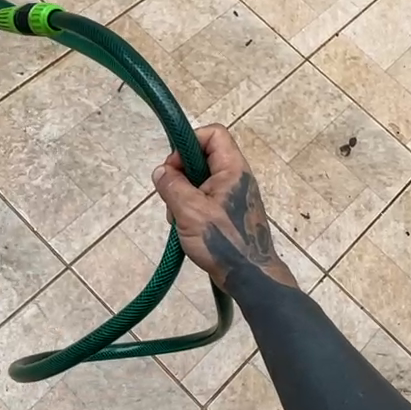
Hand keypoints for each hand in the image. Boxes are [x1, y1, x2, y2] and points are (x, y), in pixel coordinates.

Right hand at [151, 125, 296, 292]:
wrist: (249, 276)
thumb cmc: (222, 241)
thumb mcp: (190, 211)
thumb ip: (172, 186)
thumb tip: (161, 171)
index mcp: (233, 168)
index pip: (213, 133)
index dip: (189, 143)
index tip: (174, 167)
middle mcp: (236, 177)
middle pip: (204, 157)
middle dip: (181, 173)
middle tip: (171, 195)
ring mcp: (234, 195)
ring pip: (202, 180)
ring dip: (184, 194)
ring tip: (177, 217)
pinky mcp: (230, 213)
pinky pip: (206, 199)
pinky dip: (192, 208)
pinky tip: (185, 227)